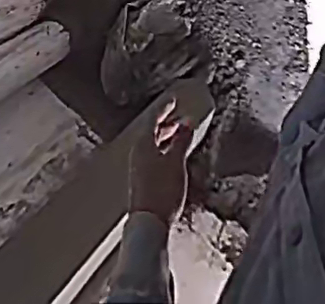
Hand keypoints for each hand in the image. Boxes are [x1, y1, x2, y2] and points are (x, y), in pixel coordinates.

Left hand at [128, 98, 193, 221]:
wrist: (148, 224)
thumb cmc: (161, 191)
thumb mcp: (176, 162)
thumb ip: (181, 140)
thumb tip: (186, 124)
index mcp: (143, 143)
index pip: (154, 118)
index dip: (165, 108)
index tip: (173, 100)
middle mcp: (138, 152)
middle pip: (152, 131)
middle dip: (167, 123)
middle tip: (180, 118)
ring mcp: (138, 166)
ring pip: (153, 144)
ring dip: (167, 138)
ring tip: (181, 136)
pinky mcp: (141, 179)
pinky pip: (153, 156)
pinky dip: (164, 150)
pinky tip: (174, 157)